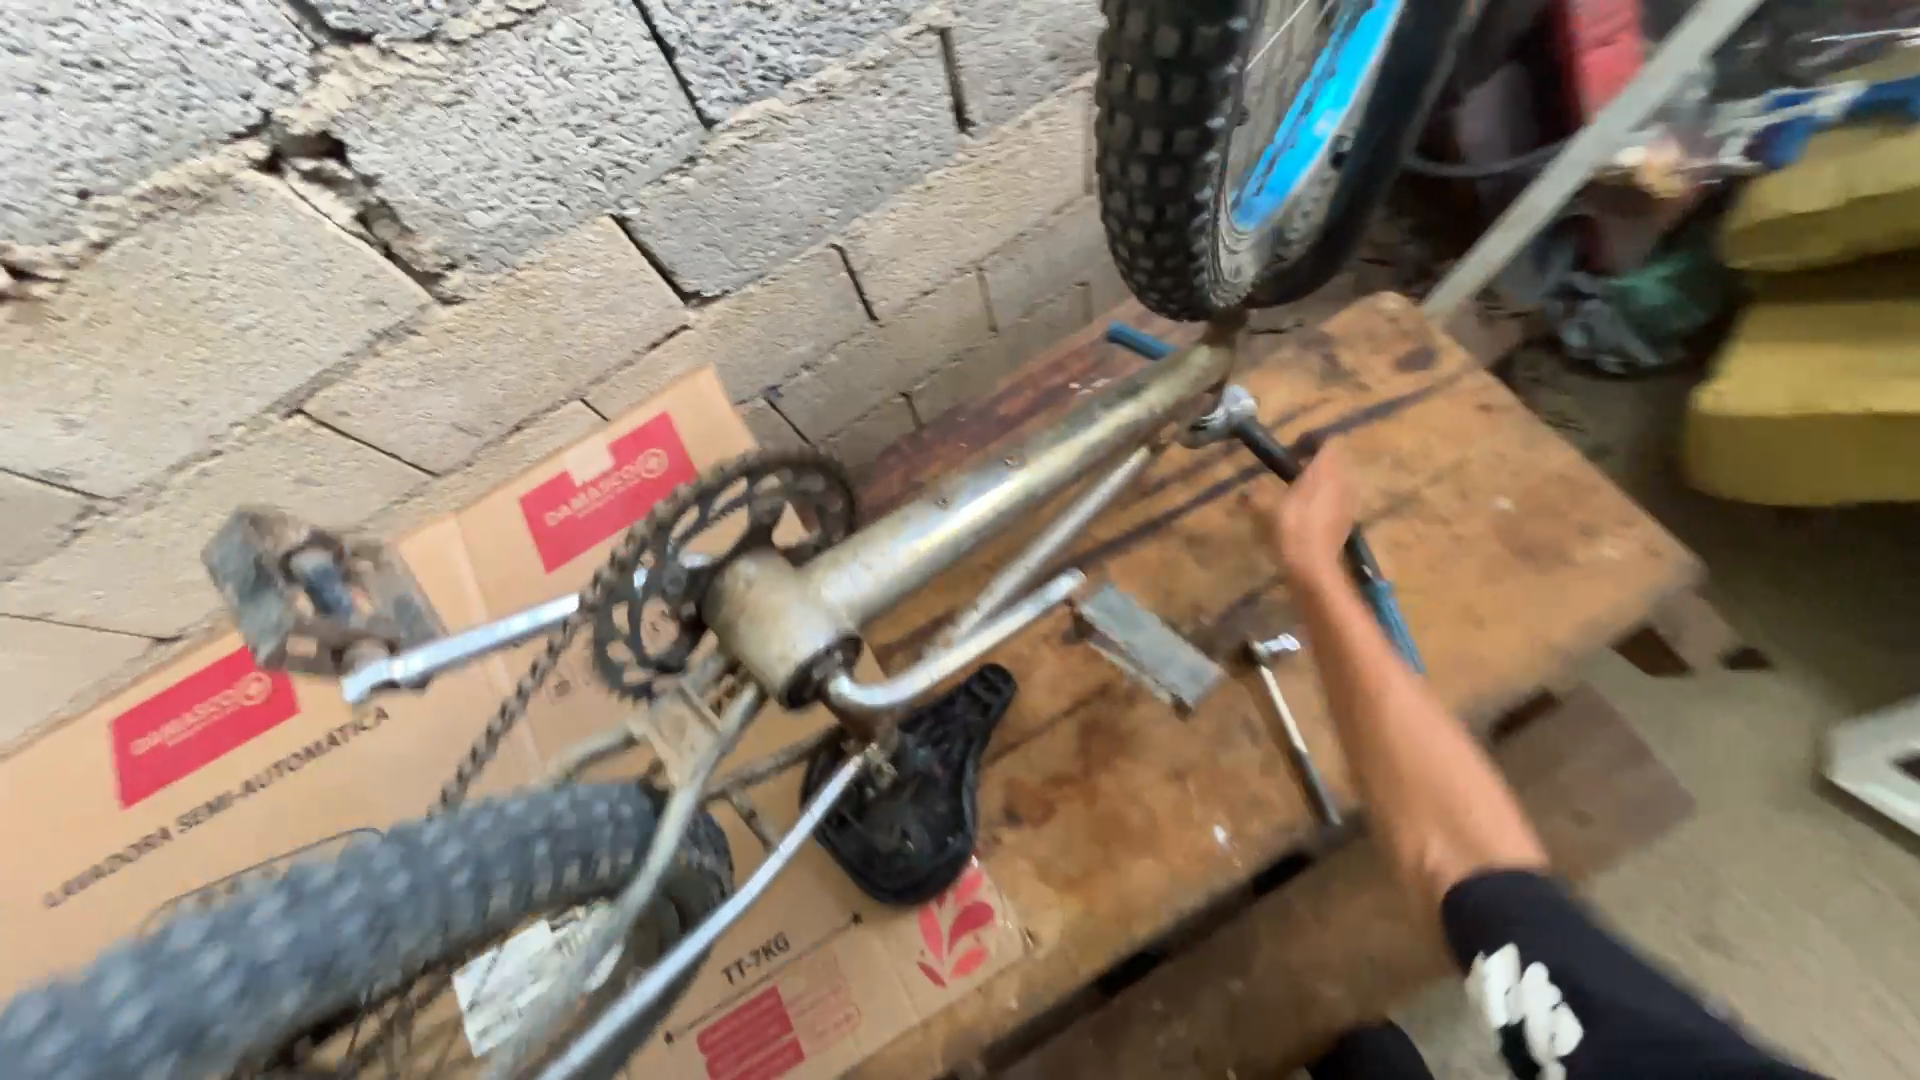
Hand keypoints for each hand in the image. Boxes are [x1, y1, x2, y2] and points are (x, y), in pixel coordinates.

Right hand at [1242, 442, 1357, 588]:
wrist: (1313, 566)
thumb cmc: (1290, 529)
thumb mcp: (1264, 509)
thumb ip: (1255, 495)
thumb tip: (1243, 492)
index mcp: (1324, 470)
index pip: (1327, 442)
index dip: (1310, 442)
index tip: (1291, 452)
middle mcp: (1342, 480)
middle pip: (1335, 460)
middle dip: (1316, 461)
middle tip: (1292, 471)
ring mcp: (1349, 500)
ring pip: (1339, 479)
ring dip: (1322, 480)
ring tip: (1300, 492)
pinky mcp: (1350, 518)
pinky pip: (1340, 497)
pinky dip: (1327, 497)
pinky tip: (1309, 512)